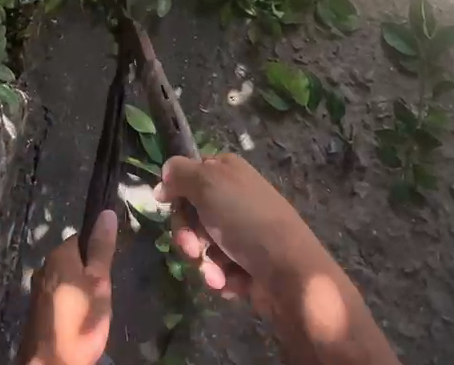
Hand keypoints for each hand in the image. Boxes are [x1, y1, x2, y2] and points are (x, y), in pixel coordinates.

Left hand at [18, 209, 117, 364]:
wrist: (51, 364)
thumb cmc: (80, 320)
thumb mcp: (99, 282)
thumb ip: (102, 248)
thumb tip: (106, 212)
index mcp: (59, 254)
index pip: (82, 238)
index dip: (97, 253)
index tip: (108, 271)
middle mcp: (44, 266)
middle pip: (73, 259)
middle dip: (89, 273)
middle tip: (103, 294)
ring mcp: (38, 288)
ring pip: (66, 279)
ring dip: (79, 289)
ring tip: (93, 310)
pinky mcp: (37, 309)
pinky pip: (59, 295)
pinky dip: (70, 303)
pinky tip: (78, 319)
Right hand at [155, 155, 331, 319]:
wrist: (290, 272)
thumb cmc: (246, 219)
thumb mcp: (207, 184)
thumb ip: (179, 173)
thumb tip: (164, 177)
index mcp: (227, 171)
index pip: (189, 175)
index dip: (177, 193)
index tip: (168, 205)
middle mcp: (235, 197)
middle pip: (192, 213)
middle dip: (187, 234)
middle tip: (192, 248)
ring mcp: (242, 231)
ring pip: (203, 245)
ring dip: (202, 261)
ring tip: (215, 274)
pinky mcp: (247, 262)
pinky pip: (219, 267)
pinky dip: (220, 276)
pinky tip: (228, 282)